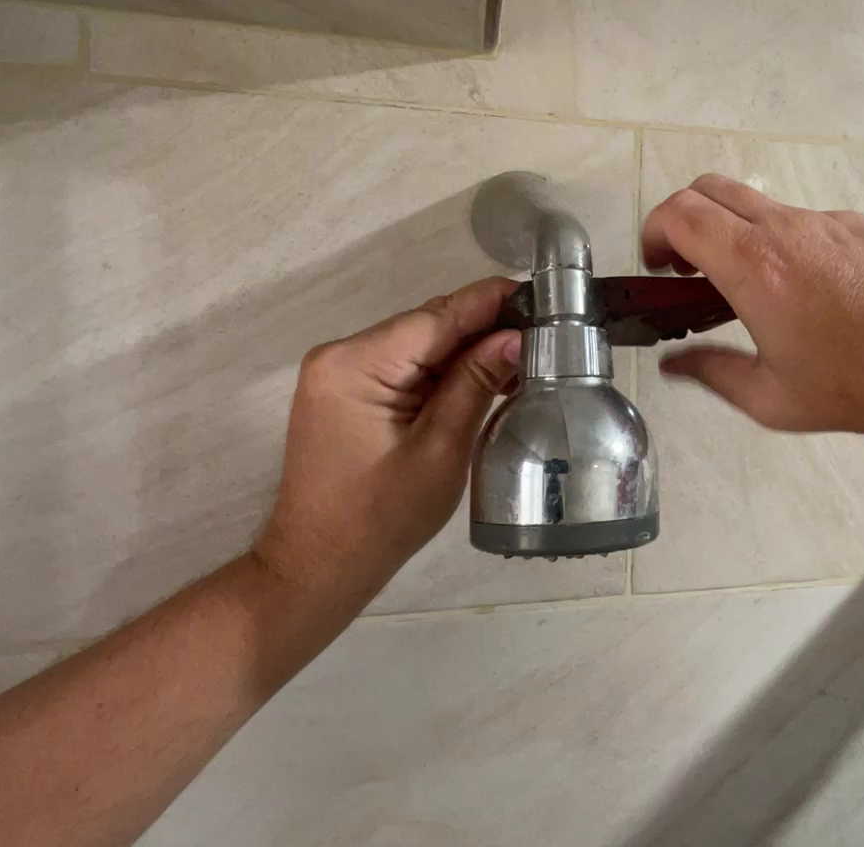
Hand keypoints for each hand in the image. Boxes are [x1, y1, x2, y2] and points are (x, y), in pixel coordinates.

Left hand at [251, 277, 521, 608]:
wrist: (318, 566)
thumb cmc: (381, 519)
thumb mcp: (440, 451)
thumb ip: (475, 385)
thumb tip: (516, 337)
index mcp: (356, 364)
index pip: (437, 316)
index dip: (491, 302)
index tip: (542, 296)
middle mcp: (342, 354)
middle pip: (428, 325)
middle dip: (485, 327)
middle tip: (545, 333)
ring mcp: (341, 371)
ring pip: (421, 343)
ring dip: (469, 350)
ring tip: (525, 356)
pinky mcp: (349, 389)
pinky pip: (407, 365)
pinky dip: (446, 369)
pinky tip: (485, 376)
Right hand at [644, 174, 863, 446]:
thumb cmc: (856, 389)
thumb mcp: (769, 398)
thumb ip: (710, 373)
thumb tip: (672, 365)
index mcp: (755, 266)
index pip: (680, 213)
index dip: (654, 232)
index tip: (660, 268)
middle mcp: (788, 229)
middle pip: (711, 189)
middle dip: (685, 220)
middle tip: (690, 269)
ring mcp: (831, 222)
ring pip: (762, 205)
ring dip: (738, 233)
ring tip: (756, 290)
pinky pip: (808, 222)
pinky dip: (786, 243)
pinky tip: (813, 294)